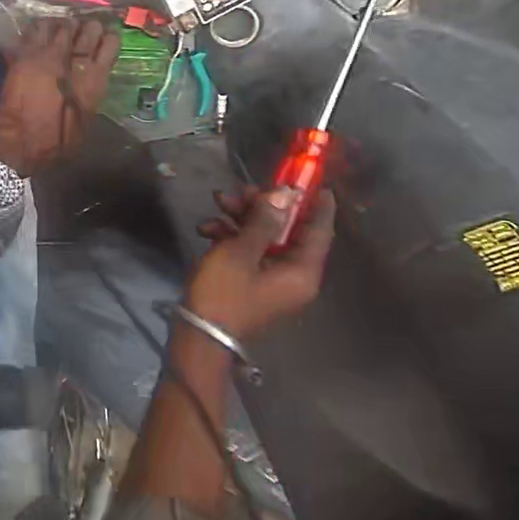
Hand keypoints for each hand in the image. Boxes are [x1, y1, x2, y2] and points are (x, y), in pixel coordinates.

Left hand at [0, 18, 119, 175]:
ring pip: (62, 24)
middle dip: (87, 26)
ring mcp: (50, 52)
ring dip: (63, 25)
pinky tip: (40, 29)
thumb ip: (90, 91)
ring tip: (60, 28)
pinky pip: (36, 29)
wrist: (24, 137)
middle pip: (88, 29)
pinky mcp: (27, 52)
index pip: (111, 44)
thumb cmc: (59, 138)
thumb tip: (90, 81)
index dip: (108, 38)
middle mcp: (77, 60)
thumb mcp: (86, 116)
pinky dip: (40, 27)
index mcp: (96, 78)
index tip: (105, 37)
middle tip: (83, 29)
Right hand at [183, 186, 336, 338]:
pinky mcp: (251, 283)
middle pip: (287, 231)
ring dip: (241, 218)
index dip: (319, 206)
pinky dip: (231, 236)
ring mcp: (271, 281)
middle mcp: (293, 277)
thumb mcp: (241, 251)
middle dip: (263, 207)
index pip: (319, 233)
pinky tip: (207, 228)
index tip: (318, 184)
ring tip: (217, 202)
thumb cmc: (224, 292)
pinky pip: (249, 252)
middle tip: (242, 189)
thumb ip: (265, 220)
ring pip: (264, 237)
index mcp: (301, 272)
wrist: (198, 335)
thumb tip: (288, 194)